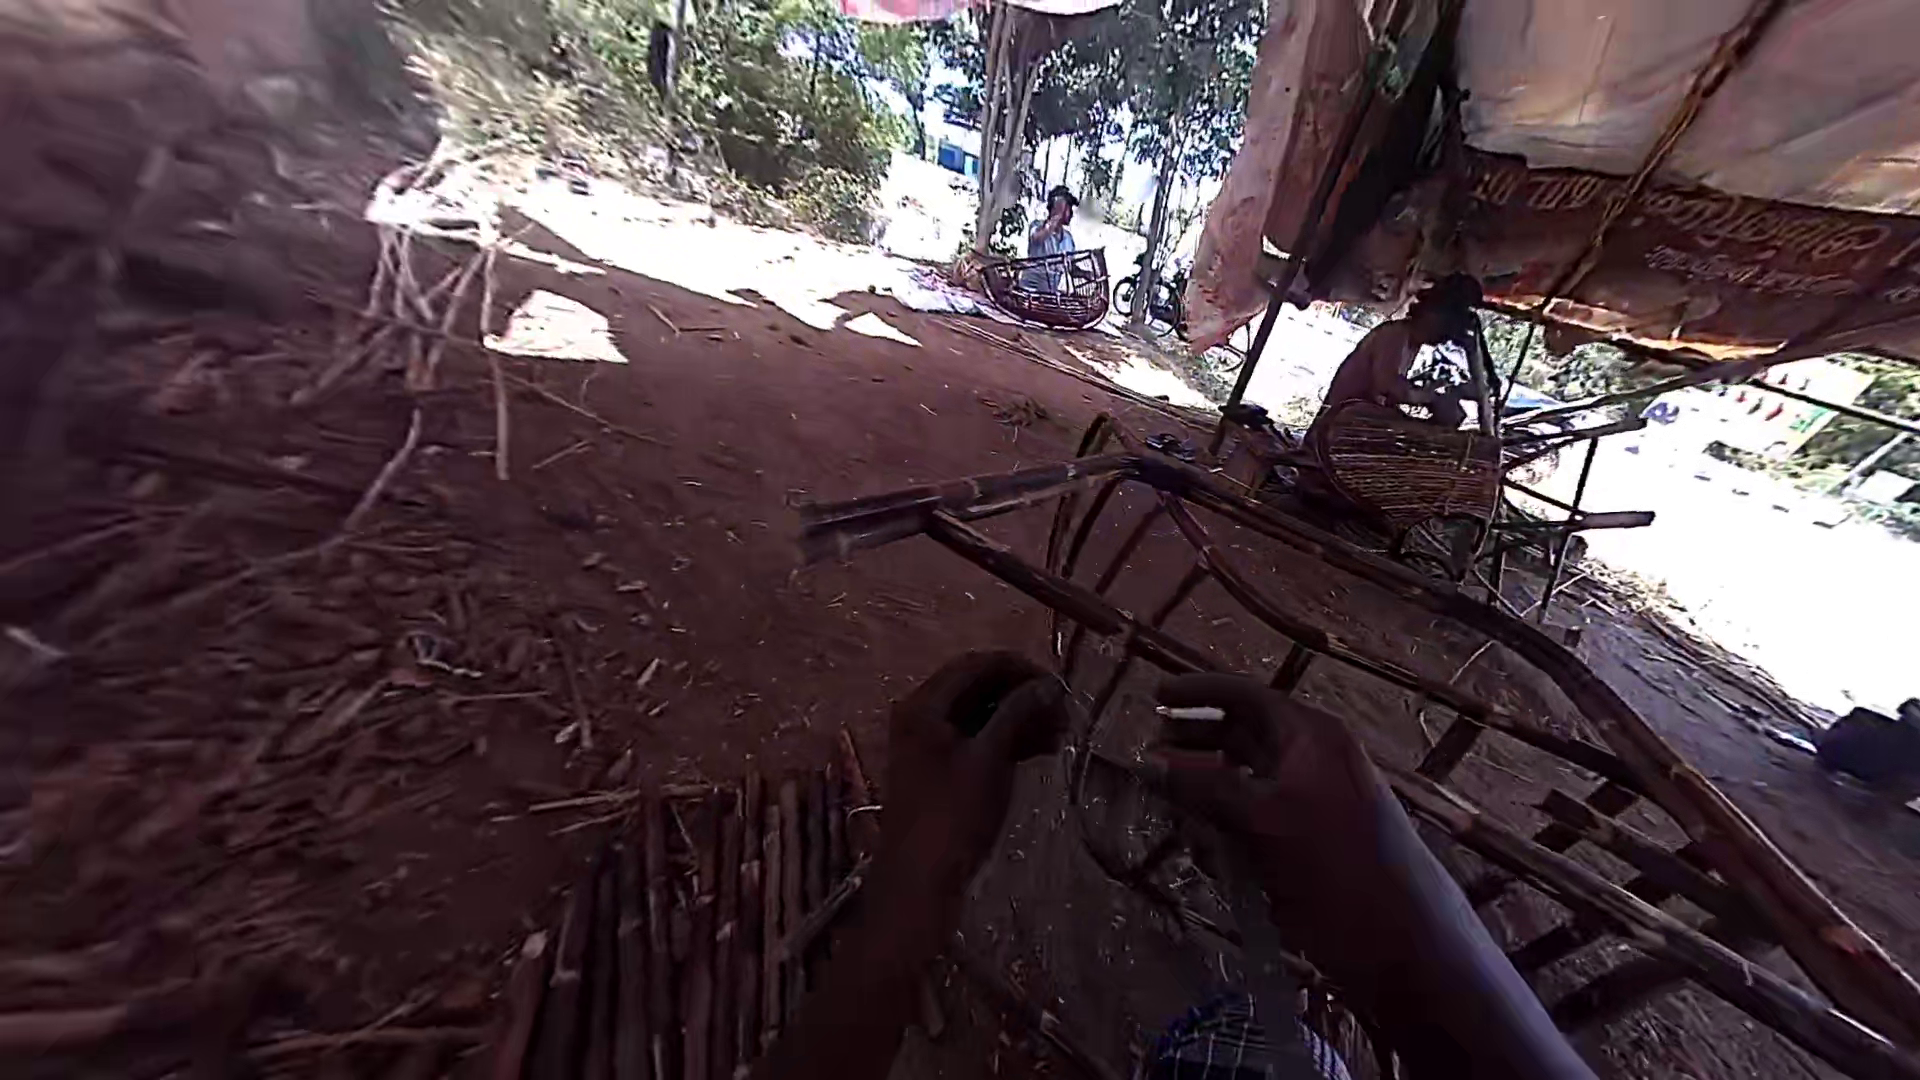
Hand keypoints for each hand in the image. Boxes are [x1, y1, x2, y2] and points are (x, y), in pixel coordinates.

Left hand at [875, 652, 1068, 903]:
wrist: (920, 883)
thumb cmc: (953, 815)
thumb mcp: (989, 758)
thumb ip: (1017, 713)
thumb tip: (1049, 684)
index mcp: (925, 704)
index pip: (976, 665)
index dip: (1018, 668)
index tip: (1056, 683)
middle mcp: (924, 714)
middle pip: (978, 687)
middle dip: (1022, 694)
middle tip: (1063, 708)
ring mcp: (932, 741)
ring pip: (981, 714)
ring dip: (1019, 718)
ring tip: (1061, 730)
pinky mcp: (943, 766)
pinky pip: (978, 738)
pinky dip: (1008, 739)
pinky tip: (1043, 748)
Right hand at [1147, 675, 1399, 928]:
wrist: (1412, 955)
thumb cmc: (1339, 866)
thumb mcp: (1263, 819)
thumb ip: (1202, 786)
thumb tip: (1147, 763)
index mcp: (1309, 737)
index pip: (1244, 696)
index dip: (1197, 692)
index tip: (1155, 697)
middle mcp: (1305, 760)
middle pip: (1237, 735)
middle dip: (1192, 743)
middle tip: (1151, 751)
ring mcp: (1303, 802)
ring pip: (1237, 780)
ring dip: (1201, 790)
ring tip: (1169, 802)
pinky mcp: (1298, 841)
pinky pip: (1247, 819)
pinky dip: (1220, 825)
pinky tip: (1204, 848)